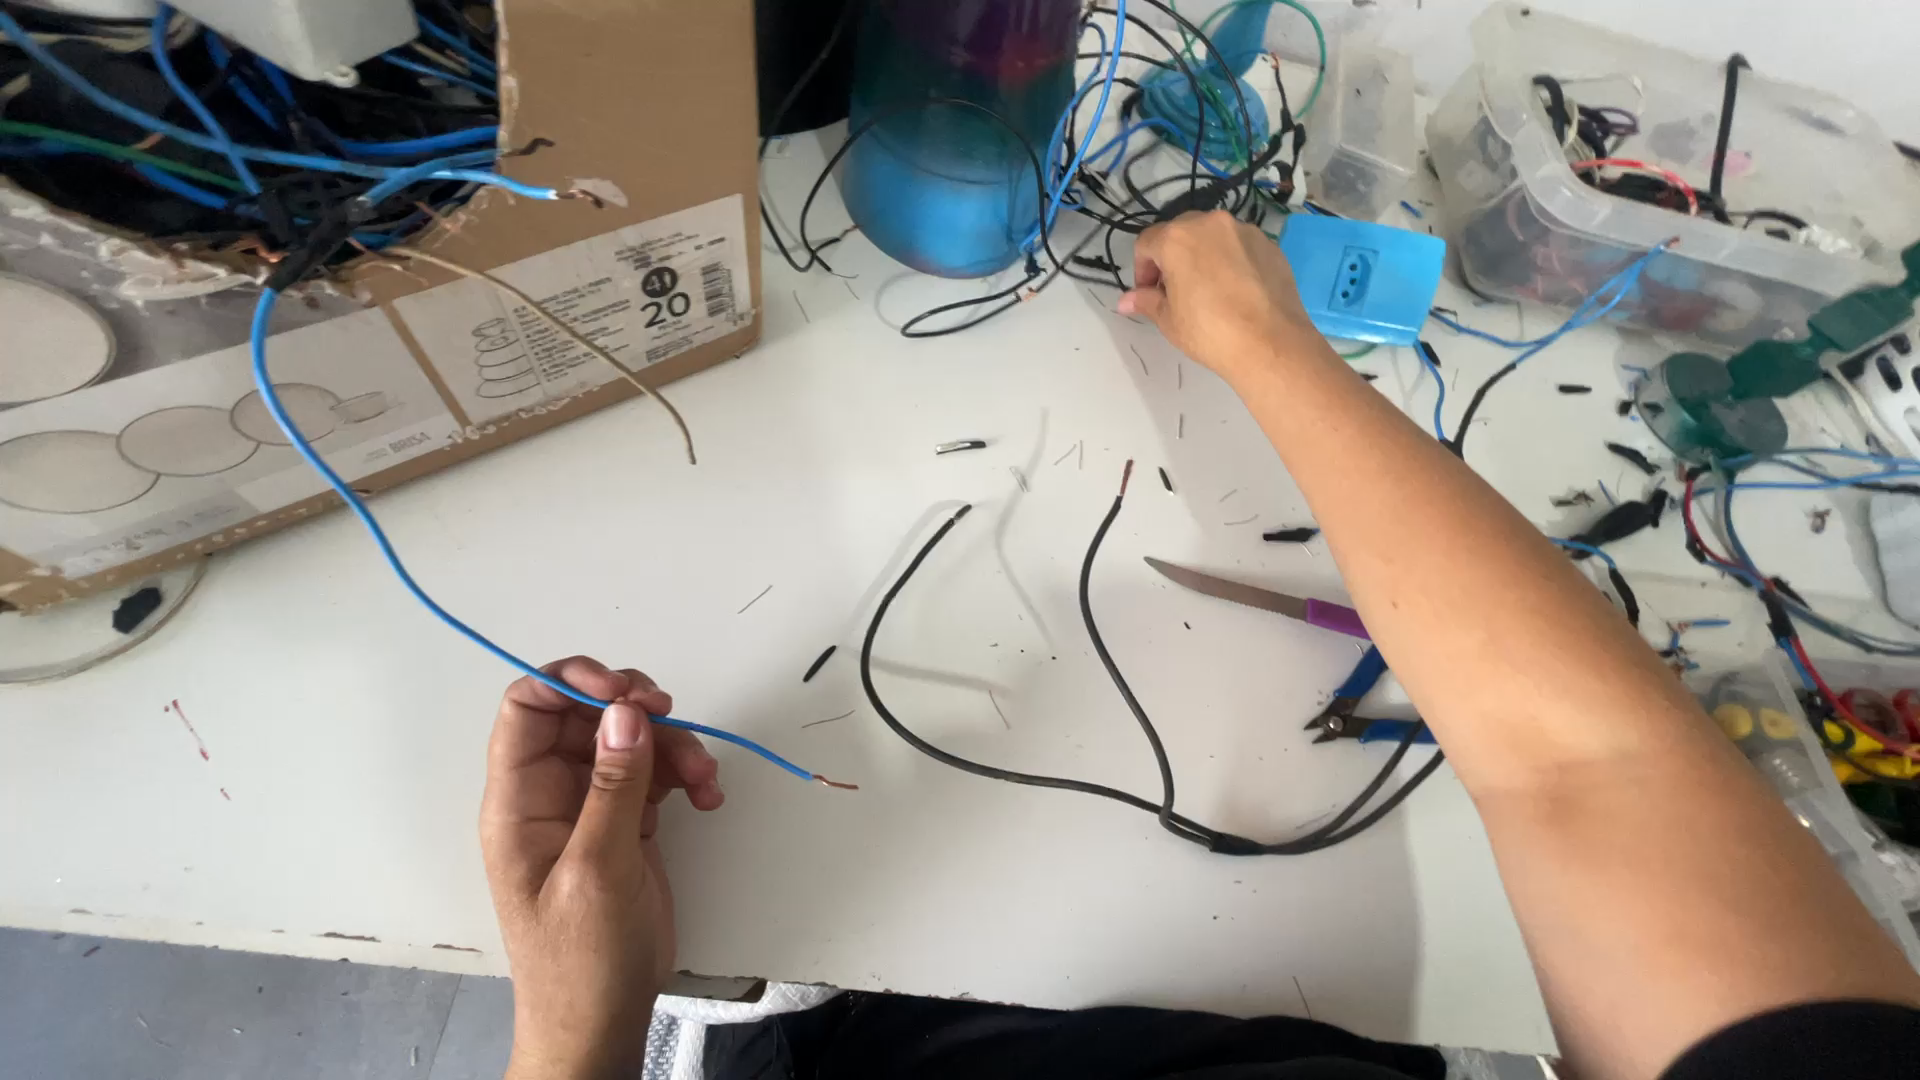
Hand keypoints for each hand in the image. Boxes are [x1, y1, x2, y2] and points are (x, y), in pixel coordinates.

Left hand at [480, 657, 724, 1079]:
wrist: (606, 1017)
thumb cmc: (582, 956)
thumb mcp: (597, 867)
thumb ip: (613, 786)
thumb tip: (624, 711)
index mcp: (521, 799)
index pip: (528, 708)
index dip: (571, 681)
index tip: (624, 691)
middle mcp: (554, 790)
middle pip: (590, 713)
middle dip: (636, 709)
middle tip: (673, 716)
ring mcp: (595, 803)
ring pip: (634, 738)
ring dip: (676, 747)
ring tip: (704, 781)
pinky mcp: (631, 817)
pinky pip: (659, 770)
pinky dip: (688, 774)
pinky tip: (709, 798)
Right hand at [1118, 210, 1327, 384]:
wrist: (1268, 342)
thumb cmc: (1208, 331)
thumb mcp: (1168, 320)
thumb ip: (1146, 301)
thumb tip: (1125, 301)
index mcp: (1177, 238)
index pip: (1146, 242)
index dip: (1142, 269)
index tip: (1148, 293)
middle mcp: (1210, 223)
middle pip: (1180, 232)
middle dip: (1171, 258)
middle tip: (1175, 291)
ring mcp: (1244, 230)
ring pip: (1211, 236)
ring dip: (1201, 256)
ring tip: (1207, 291)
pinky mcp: (1269, 244)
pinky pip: (1238, 246)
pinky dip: (1229, 260)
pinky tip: (1234, 291)